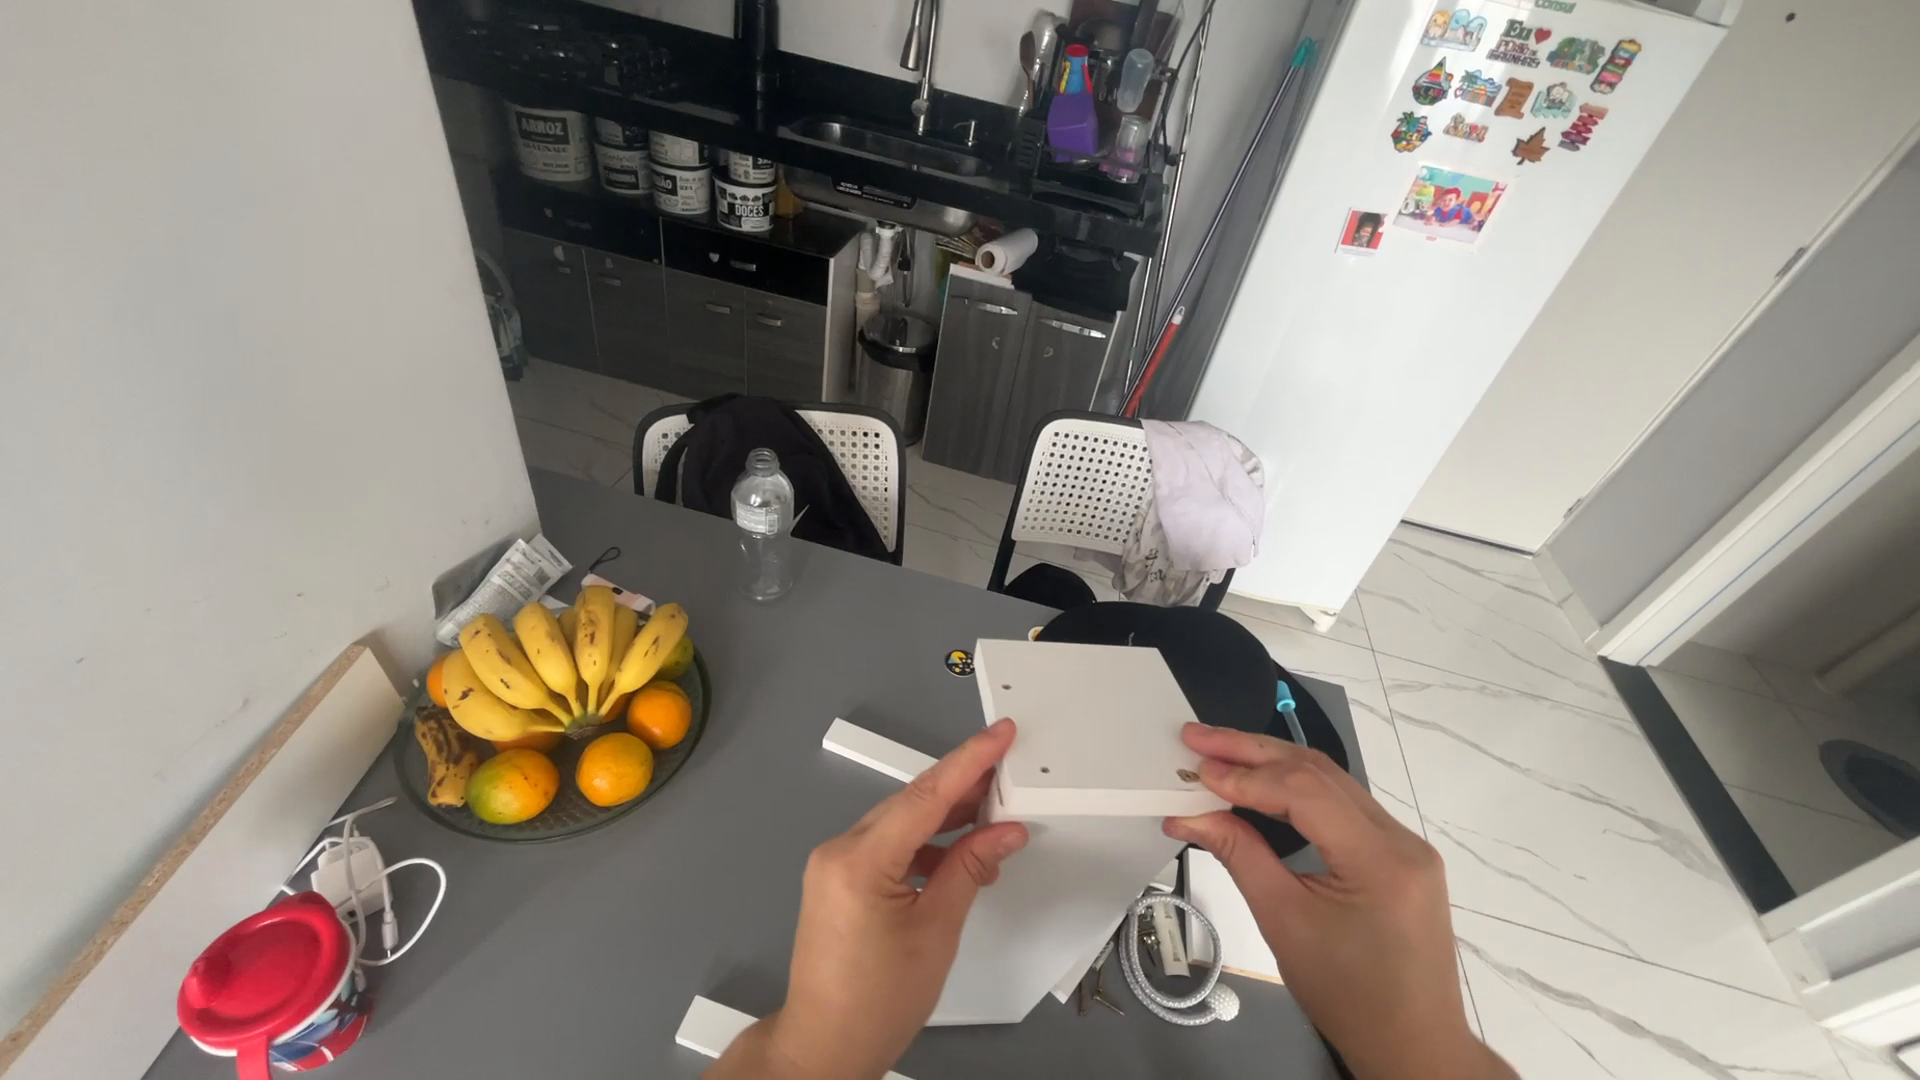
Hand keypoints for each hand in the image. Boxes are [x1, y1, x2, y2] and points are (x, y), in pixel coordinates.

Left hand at [707, 719, 1028, 1079]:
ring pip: (900, 820)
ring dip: (945, 814)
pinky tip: (956, 849)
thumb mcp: (937, 931)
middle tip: (1006, 769)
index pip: (925, 795)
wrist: (824, 1045)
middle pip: (911, 802)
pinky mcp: (838, 875)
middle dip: (962, 785)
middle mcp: (840, 850)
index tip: (999, 734)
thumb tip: (1004, 832)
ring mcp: (834, 862)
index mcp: (861, 861)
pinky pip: (887, 842)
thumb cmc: (877, 1001)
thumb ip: (970, 869)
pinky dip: (924, 841)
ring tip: (990, 809)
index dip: (969, 761)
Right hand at [1164, 724, 1514, 1079]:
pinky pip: (1339, 801)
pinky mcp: (1395, 850)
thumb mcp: (1283, 921)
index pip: (1305, 792)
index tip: (1195, 769)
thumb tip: (1189, 812)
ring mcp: (1403, 842)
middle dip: (1251, 750)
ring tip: (1218, 749)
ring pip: (1329, 779)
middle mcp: (1400, 838)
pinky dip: (1292, 785)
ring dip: (1270, 761)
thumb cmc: (1346, 995)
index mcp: (1380, 860)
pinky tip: (1259, 780)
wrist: (1414, 1047)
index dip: (1246, 775)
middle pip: (1317, 771)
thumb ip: (1238, 853)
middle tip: (1196, 736)